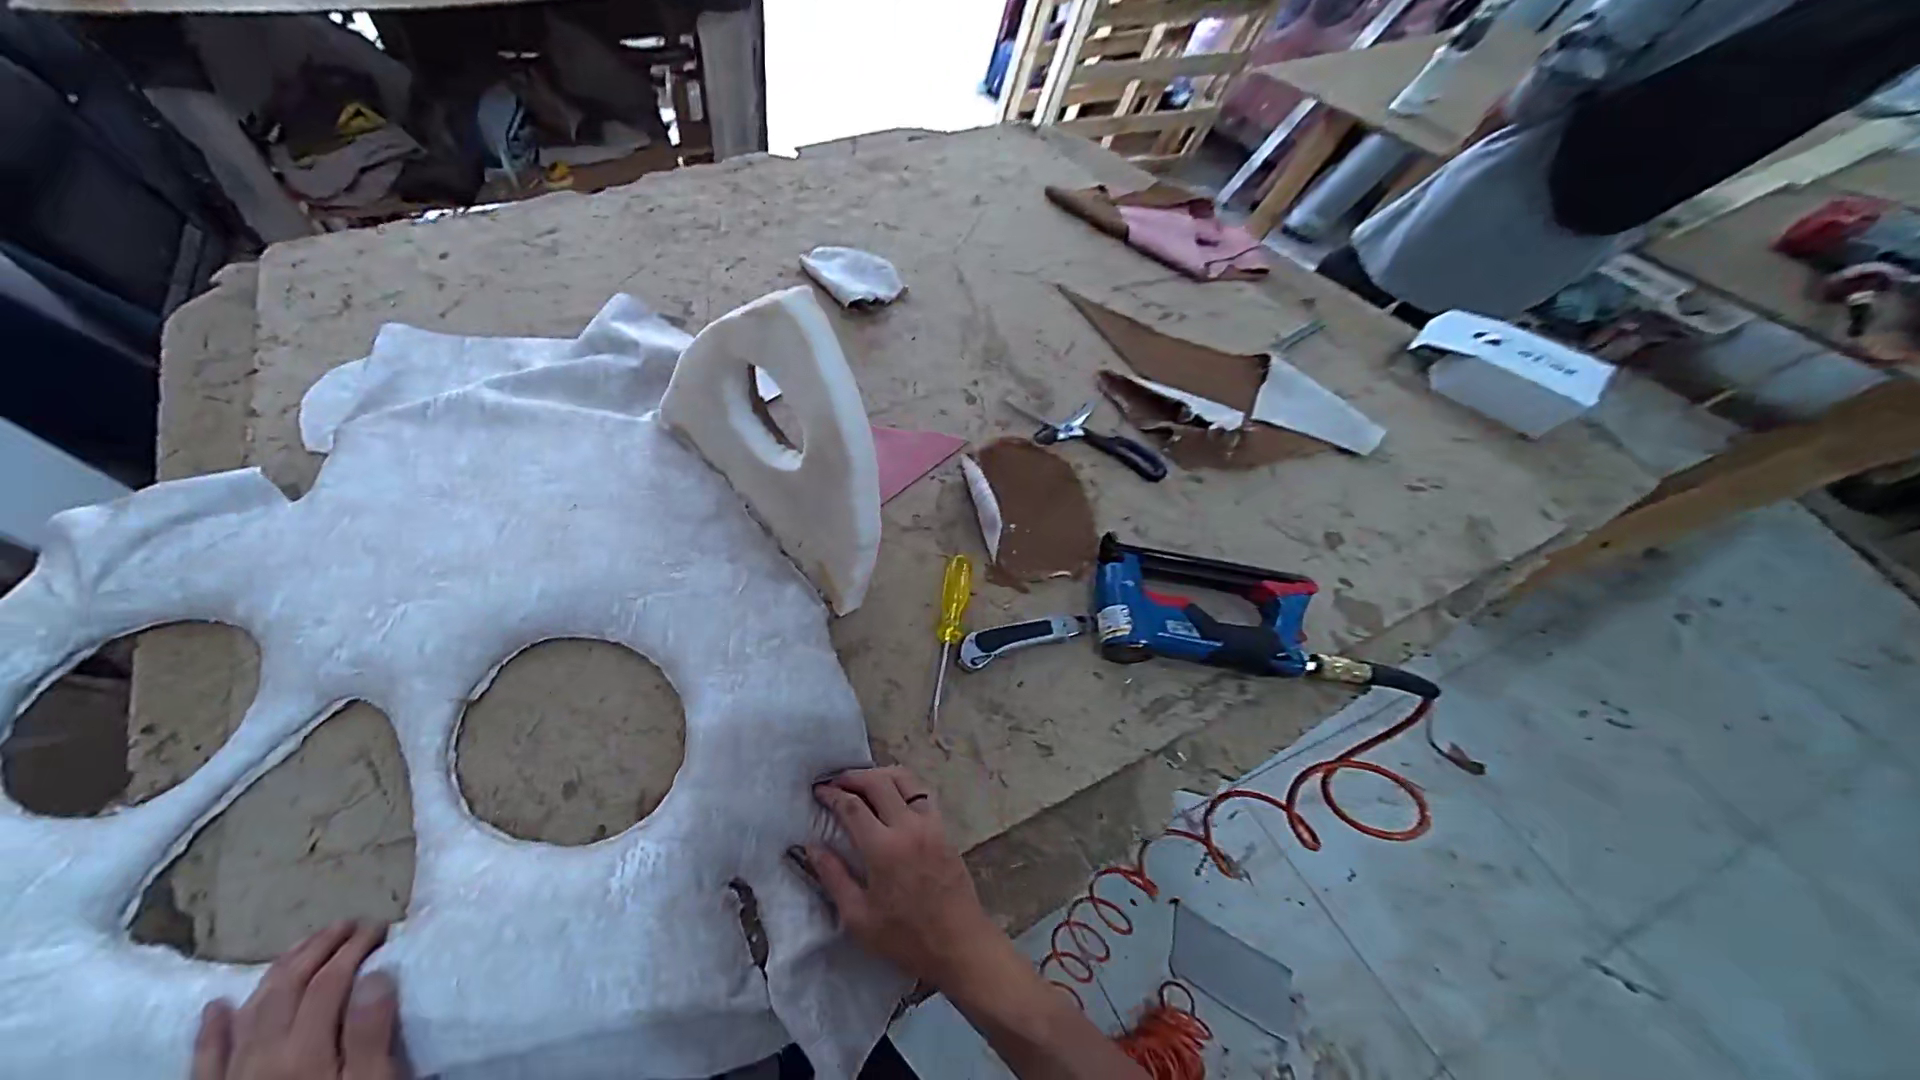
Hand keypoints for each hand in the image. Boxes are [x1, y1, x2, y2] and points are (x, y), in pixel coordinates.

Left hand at [192, 921, 402, 1079]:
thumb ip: (371, 1033)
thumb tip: (377, 974)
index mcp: (304, 1053)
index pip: (329, 982)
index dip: (355, 948)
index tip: (382, 928)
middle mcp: (260, 1059)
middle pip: (287, 989)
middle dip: (319, 949)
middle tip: (351, 924)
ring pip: (249, 1012)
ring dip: (278, 971)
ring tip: (305, 945)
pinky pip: (205, 1061)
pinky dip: (212, 1029)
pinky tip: (217, 1005)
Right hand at [801, 766, 999, 988]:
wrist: (959, 943)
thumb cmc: (905, 937)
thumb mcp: (858, 917)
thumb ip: (833, 877)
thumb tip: (811, 847)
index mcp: (884, 848)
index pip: (852, 806)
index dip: (832, 794)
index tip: (818, 791)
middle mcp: (908, 826)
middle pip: (878, 782)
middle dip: (853, 777)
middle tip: (836, 782)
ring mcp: (930, 823)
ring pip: (904, 779)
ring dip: (880, 774)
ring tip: (862, 783)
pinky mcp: (944, 828)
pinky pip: (921, 792)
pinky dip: (903, 785)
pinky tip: (892, 796)